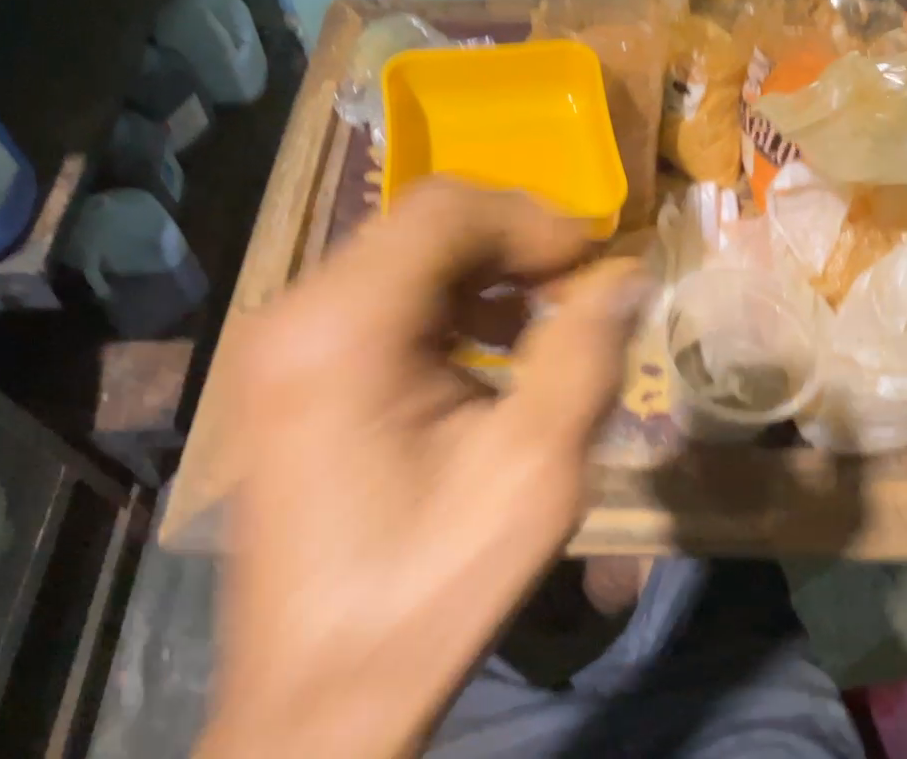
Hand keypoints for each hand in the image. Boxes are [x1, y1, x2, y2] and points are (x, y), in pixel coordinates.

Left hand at [199, 179, 649, 758]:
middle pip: (419, 227)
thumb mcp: (532, 477)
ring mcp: (280, 342)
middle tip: (576, 289)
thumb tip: (626, 275)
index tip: (593, 262)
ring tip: (537, 320)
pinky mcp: (286, 372)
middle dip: (510, 246)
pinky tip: (479, 352)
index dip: (532, 219)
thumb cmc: (426, 594)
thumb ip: (586, 356)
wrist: (315, 696)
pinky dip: (438, 308)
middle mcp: (295, 313)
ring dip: (478, 275)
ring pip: (398, 259)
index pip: (445, 209)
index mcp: (342, 327)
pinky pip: (373, 302)